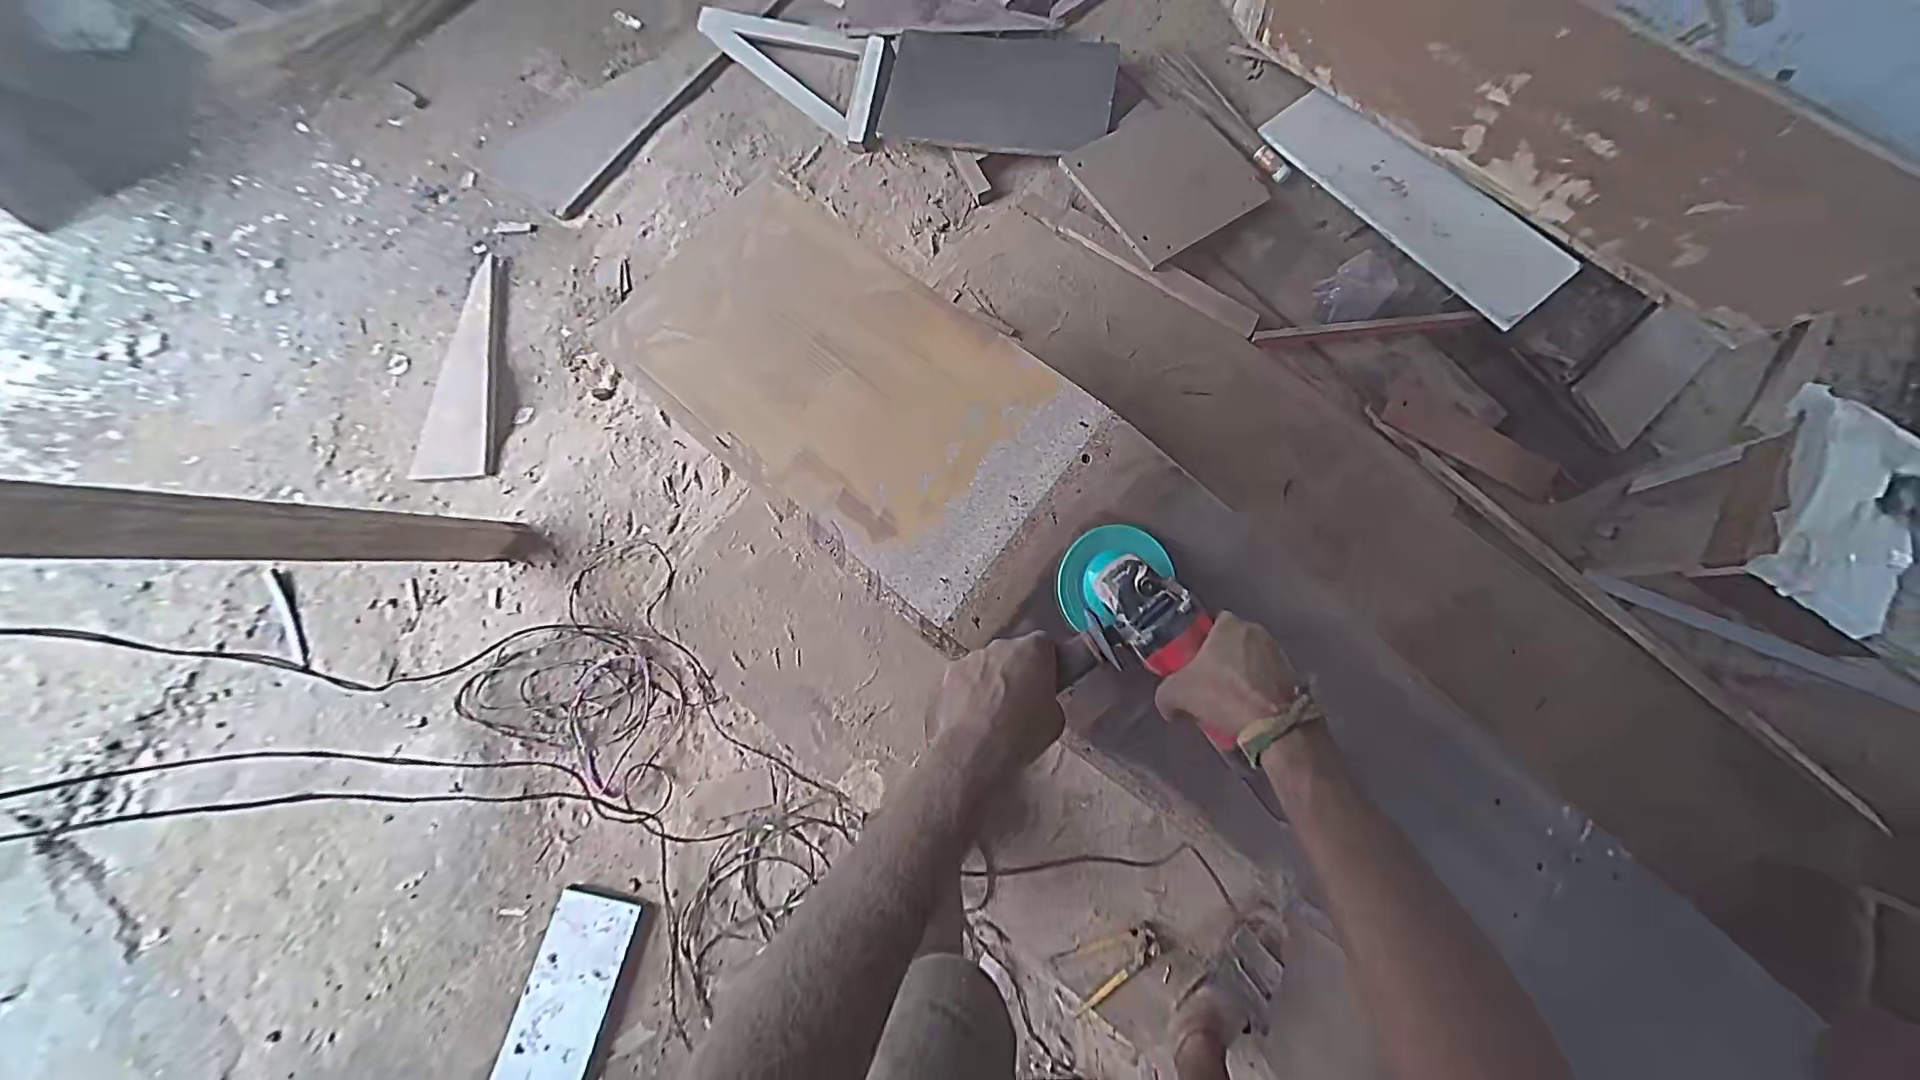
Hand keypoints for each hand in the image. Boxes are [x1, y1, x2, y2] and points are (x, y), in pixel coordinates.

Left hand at [931, 631, 1064, 775]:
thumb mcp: (1054, 718)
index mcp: (1033, 650)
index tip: (1045, 680)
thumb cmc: (1022, 733)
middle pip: (1012, 652)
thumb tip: (1040, 700)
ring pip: (987, 664)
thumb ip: (1047, 697)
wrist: (976, 748)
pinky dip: (969, 691)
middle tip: (1020, 697)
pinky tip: (972, 715)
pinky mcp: (950, 674)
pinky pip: (966, 678)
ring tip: (993, 711)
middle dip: (1016, 669)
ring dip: (991, 680)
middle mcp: (1001, 646)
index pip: (1044, 644)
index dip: (1045, 663)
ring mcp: (972, 658)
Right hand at [1155, 612, 1301, 745]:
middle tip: (1206, 680)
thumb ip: (1165, 693)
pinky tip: (1247, 708)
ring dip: (1240, 674)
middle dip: (1219, 658)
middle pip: (1231, 641)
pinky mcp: (1294, 675)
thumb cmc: (1221, 694)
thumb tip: (1167, 706)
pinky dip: (1257, 688)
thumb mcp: (1177, 693)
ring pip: (1251, 659)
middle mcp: (1257, 631)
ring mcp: (1279, 652)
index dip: (1197, 640)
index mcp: (1230, 625)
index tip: (1190, 658)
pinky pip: (1267, 677)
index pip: (1209, 621)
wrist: (1272, 727)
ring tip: (1228, 698)